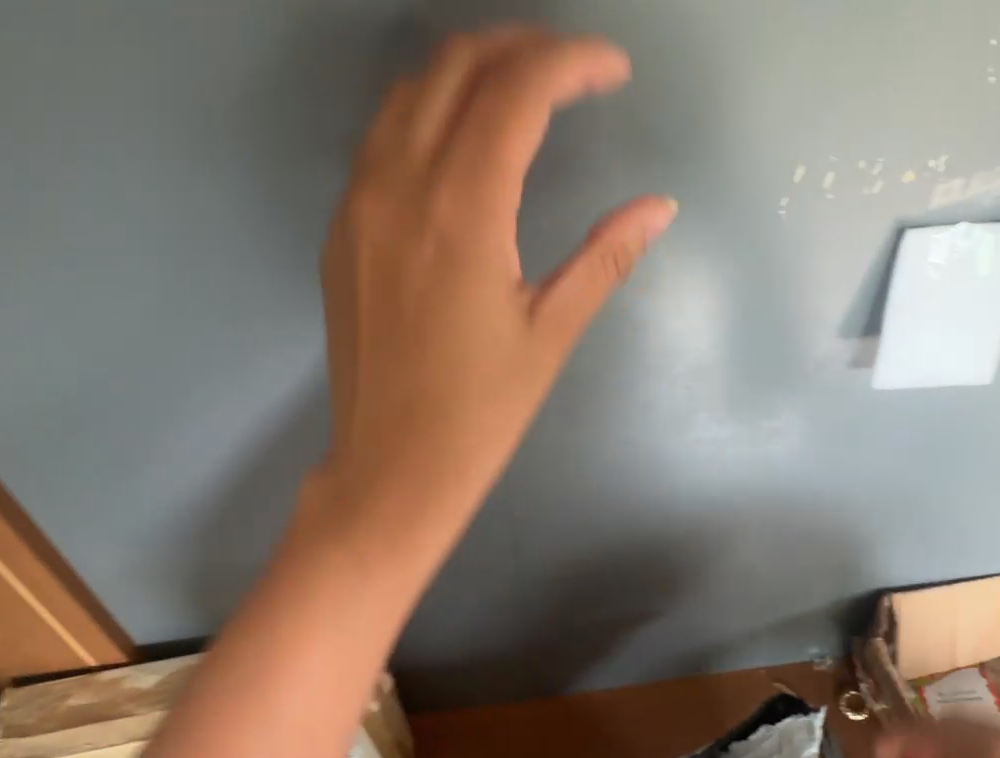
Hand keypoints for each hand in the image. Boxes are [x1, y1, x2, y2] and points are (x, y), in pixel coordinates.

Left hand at [314, 27, 676, 534]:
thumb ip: (604, 256)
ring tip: (523, 93)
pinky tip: (462, 146)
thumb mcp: (551, 334)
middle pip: (457, 65)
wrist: (390, 469)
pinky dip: (427, 114)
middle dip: (522, 47)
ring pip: (409, 92)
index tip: (614, 73)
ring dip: (469, 72)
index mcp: (462, 210)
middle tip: (573, 71)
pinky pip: (380, 138)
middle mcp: (400, 186)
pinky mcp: (341, 230)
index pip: (518, 90)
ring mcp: (359, 204)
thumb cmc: (479, 414)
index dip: (573, 62)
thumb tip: (658, 207)